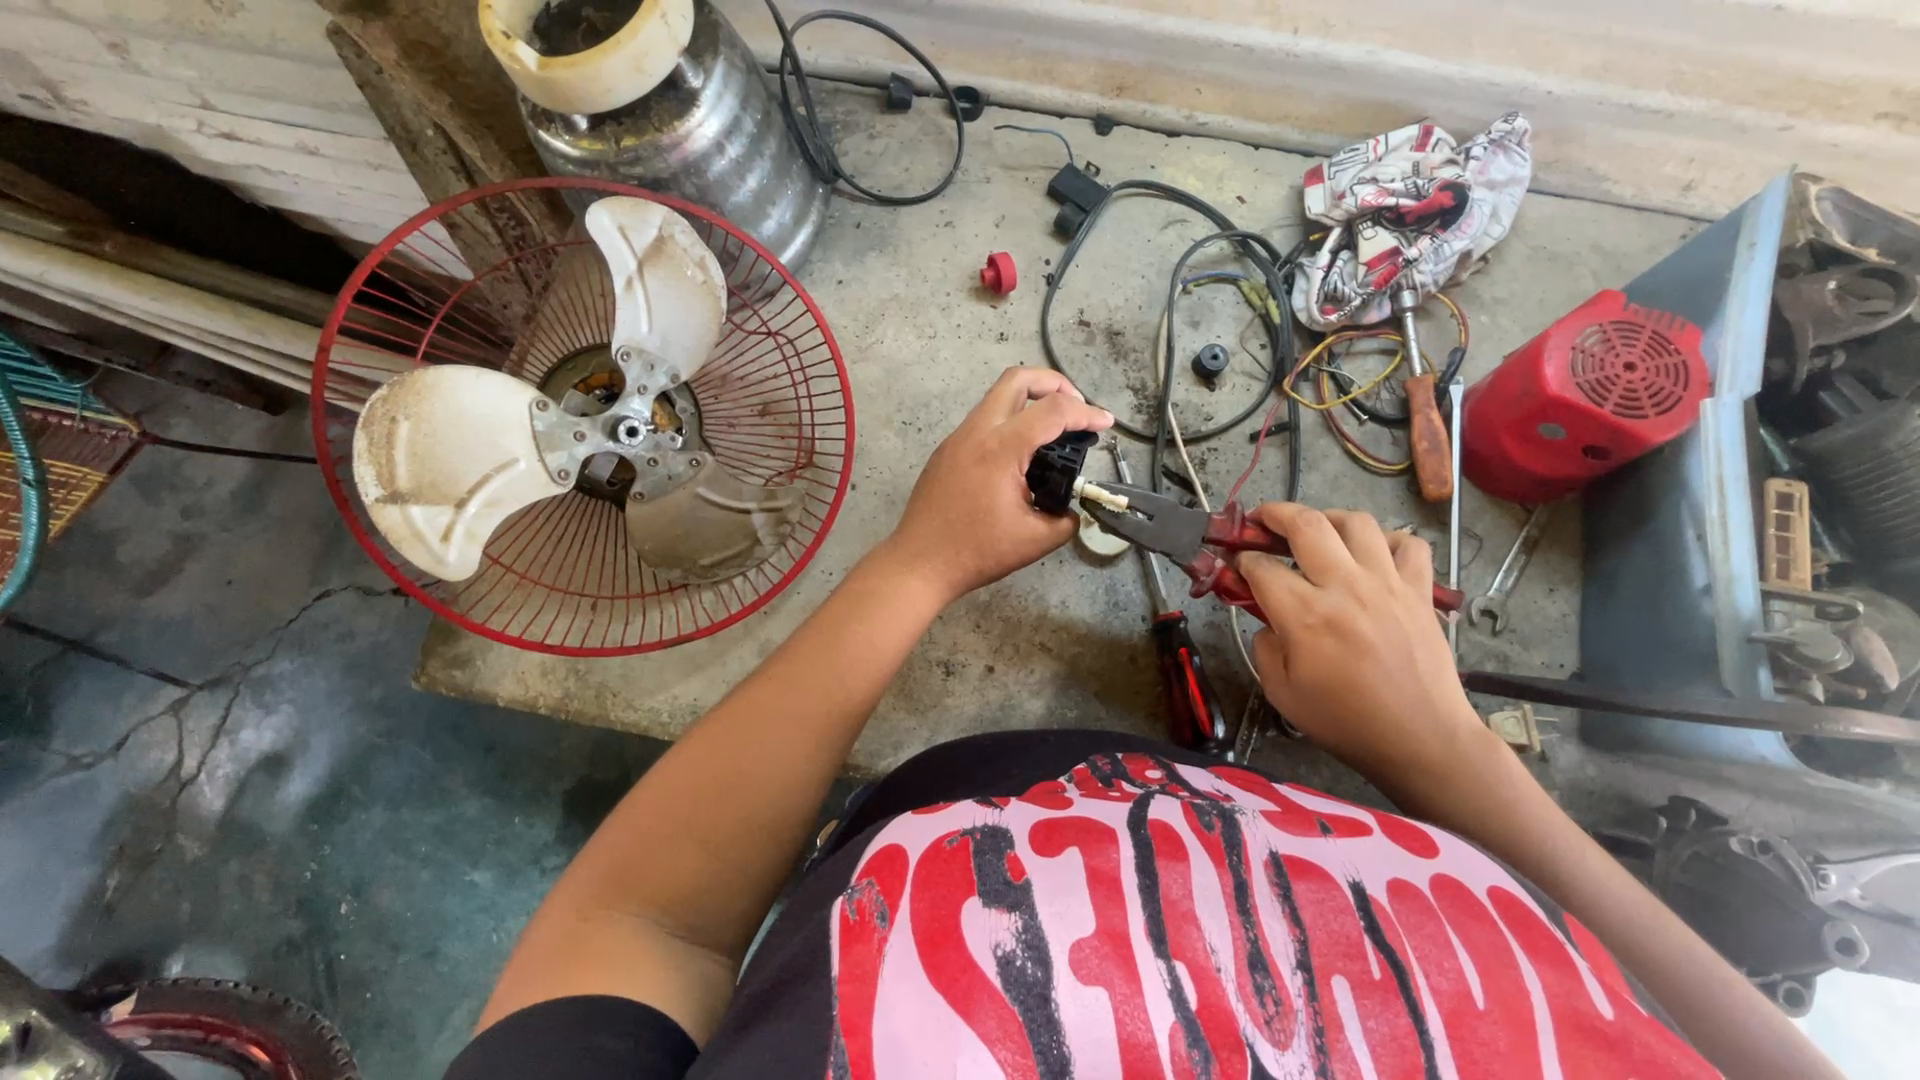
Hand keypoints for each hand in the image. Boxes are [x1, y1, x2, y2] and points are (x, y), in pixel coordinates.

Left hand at [881, 367, 1112, 604]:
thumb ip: (1065, 519)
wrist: (919, 563)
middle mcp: (976, 432)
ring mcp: (957, 439)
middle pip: (1017, 379)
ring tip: (1052, 432)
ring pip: (996, 399)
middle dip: (1054, 383)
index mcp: (1001, 449)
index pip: (1053, 410)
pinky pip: (983, 422)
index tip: (1106, 424)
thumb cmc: (976, 552)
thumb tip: (1071, 510)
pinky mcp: (946, 452)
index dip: (1087, 413)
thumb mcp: (1034, 541)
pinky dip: (1009, 424)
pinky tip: (1021, 457)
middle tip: (1076, 407)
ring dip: (1029, 403)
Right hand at [1237, 503, 1495, 798]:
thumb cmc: (1346, 721)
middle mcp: (1344, 587)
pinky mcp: (1419, 591)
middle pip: (1306, 524)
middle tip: (1262, 519)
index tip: (1235, 563)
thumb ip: (1265, 648)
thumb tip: (1269, 621)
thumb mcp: (1282, 693)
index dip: (1241, 560)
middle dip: (1274, 514)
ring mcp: (1387, 584)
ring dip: (1328, 517)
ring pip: (1356, 522)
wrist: (1421, 738)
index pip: (1261, 567)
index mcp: (1305, 615)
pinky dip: (1388, 540)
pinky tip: (1372, 554)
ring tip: (1316, 529)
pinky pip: (1409, 545)